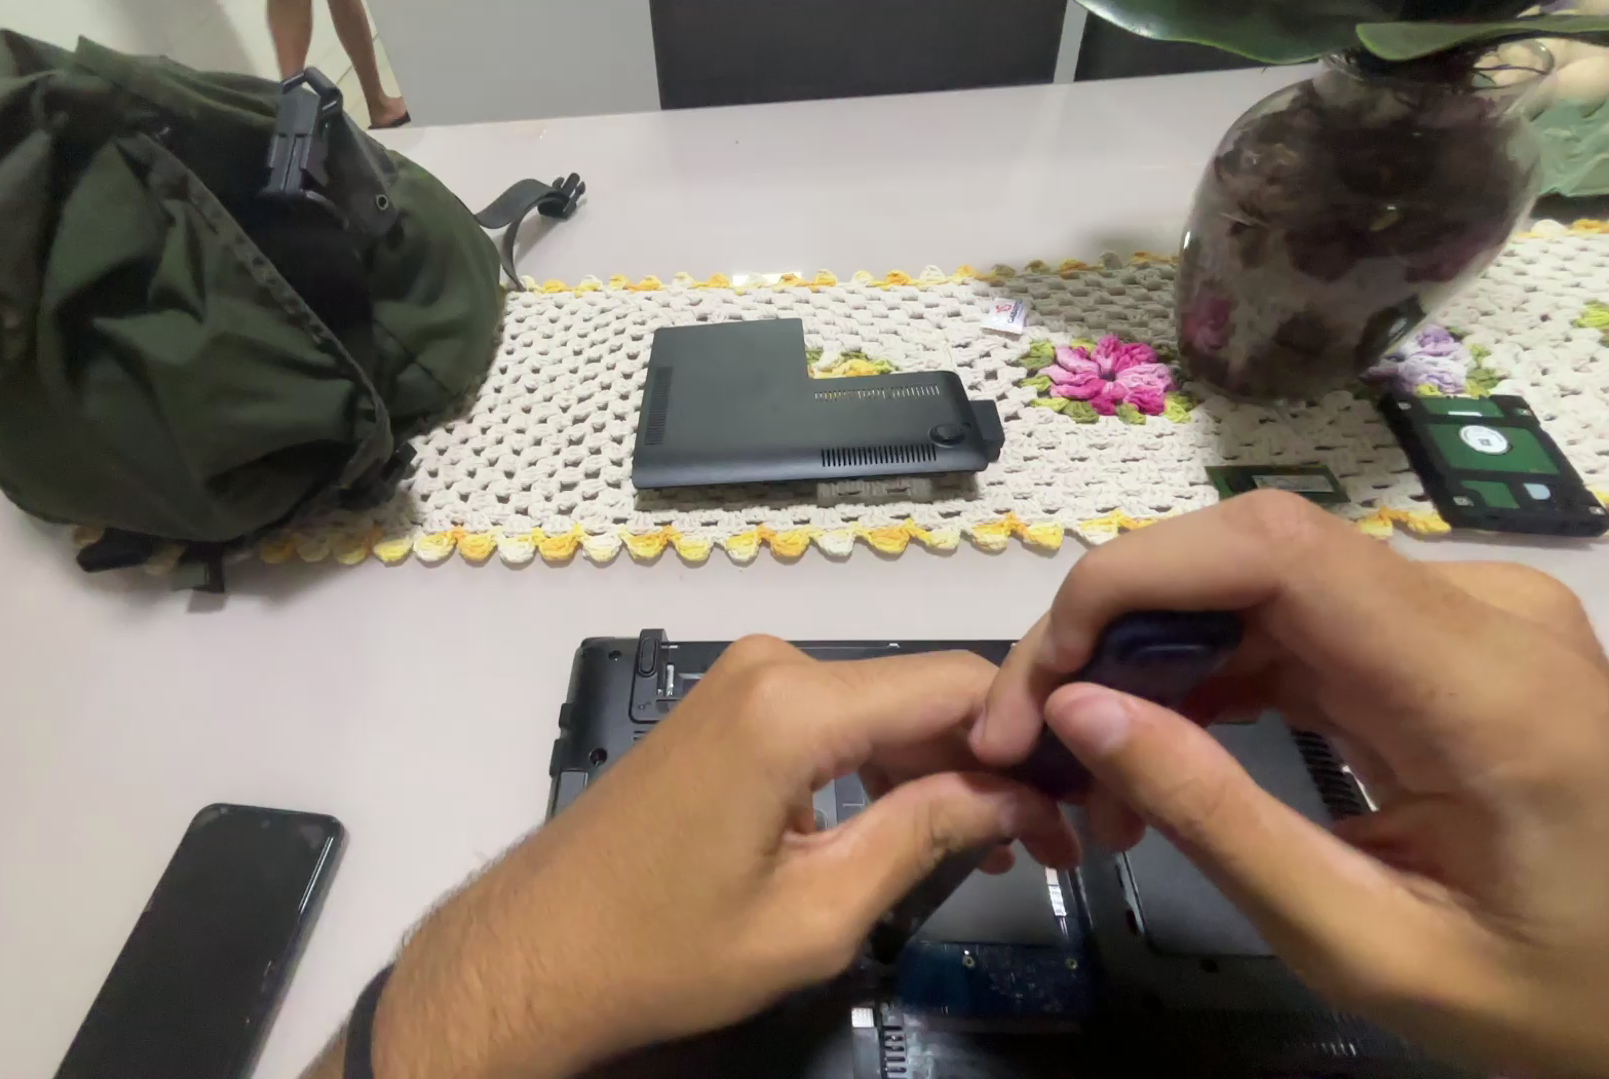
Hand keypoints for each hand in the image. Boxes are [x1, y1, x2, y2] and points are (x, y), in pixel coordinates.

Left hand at [360, 638, 1070, 1078]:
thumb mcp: (817, 910)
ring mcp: (746, 676)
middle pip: (914, 692)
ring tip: (985, 844)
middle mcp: (772, 664)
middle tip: (1043, 838)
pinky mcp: (732, 700)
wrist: (540, 943)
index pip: (951, 684)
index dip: (1021, 734)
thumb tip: (1016, 796)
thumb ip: (923, 833)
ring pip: (875, 705)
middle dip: (981, 760)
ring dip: (932, 766)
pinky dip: (875, 761)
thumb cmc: (668, 944)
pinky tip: (903, 819)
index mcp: (793, 704)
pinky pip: (829, 715)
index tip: (1068, 797)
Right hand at [978, 491, 1608, 1078]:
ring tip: (1080, 758)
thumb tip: (1073, 708)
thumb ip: (1211, 817)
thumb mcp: (1362, 944)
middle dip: (1098, 628)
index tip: (1048, 671)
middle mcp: (1462, 608)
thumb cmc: (1558, 1007)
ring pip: (1222, 584)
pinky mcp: (1400, 634)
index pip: (1270, 549)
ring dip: (1126, 658)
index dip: (1126, 579)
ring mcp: (1433, 612)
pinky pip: (1252, 623)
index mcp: (1482, 684)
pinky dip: (1175, 675)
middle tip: (1025, 726)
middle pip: (1225, 557)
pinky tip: (1146, 742)